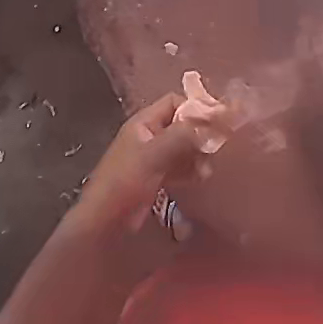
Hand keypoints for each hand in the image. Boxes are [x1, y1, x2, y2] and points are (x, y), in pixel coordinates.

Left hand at [66, 94, 204, 234]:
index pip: (175, 102)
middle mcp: (149, 136)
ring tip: (205, 170)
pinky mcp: (156, 178)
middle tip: (214, 150)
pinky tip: (199, 179)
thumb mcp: (154, 155)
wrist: (105, 221)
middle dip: (200, 136)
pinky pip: (179, 167)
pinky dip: (191, 170)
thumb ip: (182, 135)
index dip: (196, 108)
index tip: (217, 123)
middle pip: (182, 125)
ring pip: (183, 148)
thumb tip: (212, 121)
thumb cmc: (125, 182)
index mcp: (144, 123)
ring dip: (198, 156)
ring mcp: (153, 158)